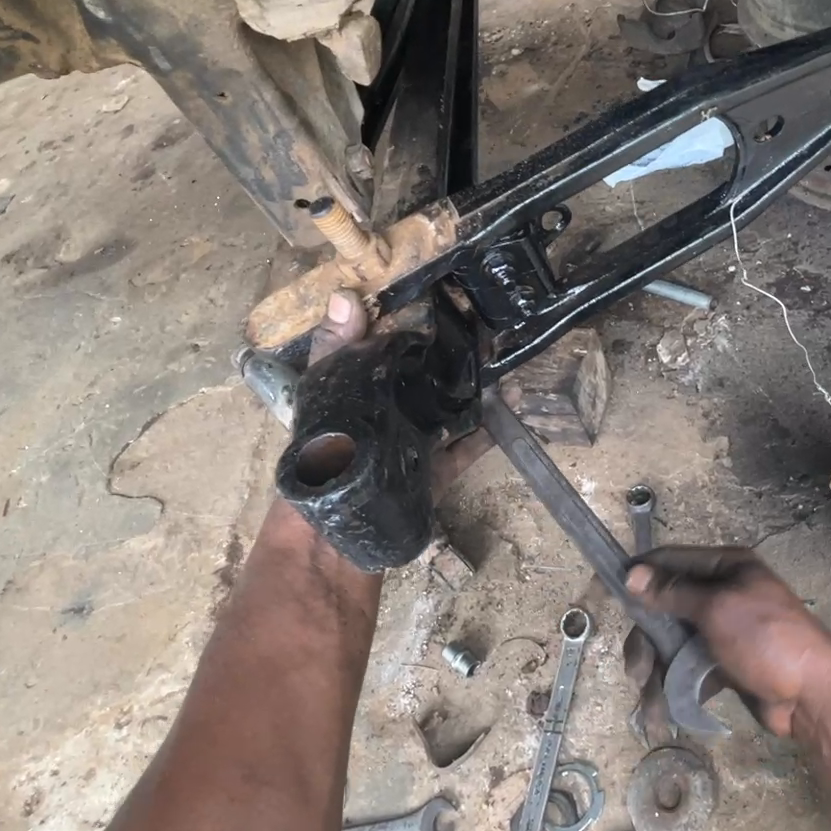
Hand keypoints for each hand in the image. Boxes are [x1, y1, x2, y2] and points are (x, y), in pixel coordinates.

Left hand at [302, 291, 490, 499]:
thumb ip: (336, 350)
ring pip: (454, 405)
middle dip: (458, 352)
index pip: (392, 346)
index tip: (446, 297)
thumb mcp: (321, 394)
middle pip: (430, 374)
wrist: (334, 536)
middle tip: (488, 326)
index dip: (417, 323)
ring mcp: (418, 438)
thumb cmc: (319, 460)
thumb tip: (344, 294)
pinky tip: (510, 404)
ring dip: (478, 386)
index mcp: (363, 386)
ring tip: (505, 359)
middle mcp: (392, 409)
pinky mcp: (438, 468)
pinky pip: (468, 443)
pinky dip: (489, 427)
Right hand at [626, 547, 830, 735]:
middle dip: (647, 641)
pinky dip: (674, 687)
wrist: (814, 695)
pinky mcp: (724, 662)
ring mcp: (723, 630)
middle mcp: (723, 593)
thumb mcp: (718, 609)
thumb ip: (674, 592)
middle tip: (636, 670)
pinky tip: (665, 711)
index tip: (605, 590)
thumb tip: (633, 574)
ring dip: (657, 672)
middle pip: (667, 609)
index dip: (639, 575)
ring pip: (674, 643)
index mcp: (726, 567)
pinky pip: (688, 668)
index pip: (672, 561)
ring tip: (651, 704)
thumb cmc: (767, 639)